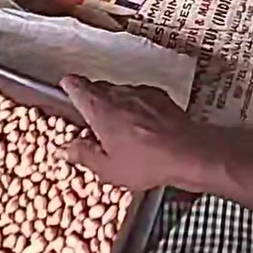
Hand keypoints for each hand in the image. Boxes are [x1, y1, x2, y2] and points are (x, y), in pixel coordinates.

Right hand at [61, 75, 207, 190]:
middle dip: (92, 97)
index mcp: (102, 110)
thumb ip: (84, 154)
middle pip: (100, 88)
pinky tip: (139, 124)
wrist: (186, 150)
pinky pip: (139, 95)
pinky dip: (134, 104)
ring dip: (114, 102)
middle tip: (89, 114)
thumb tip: (67, 147)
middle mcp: (120, 94)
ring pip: (120, 91)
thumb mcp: (108, 169)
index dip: (71, 84)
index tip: (66, 83)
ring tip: (115, 124)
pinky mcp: (159, 95)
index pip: (80, 87)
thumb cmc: (146, 162)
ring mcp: (141, 92)